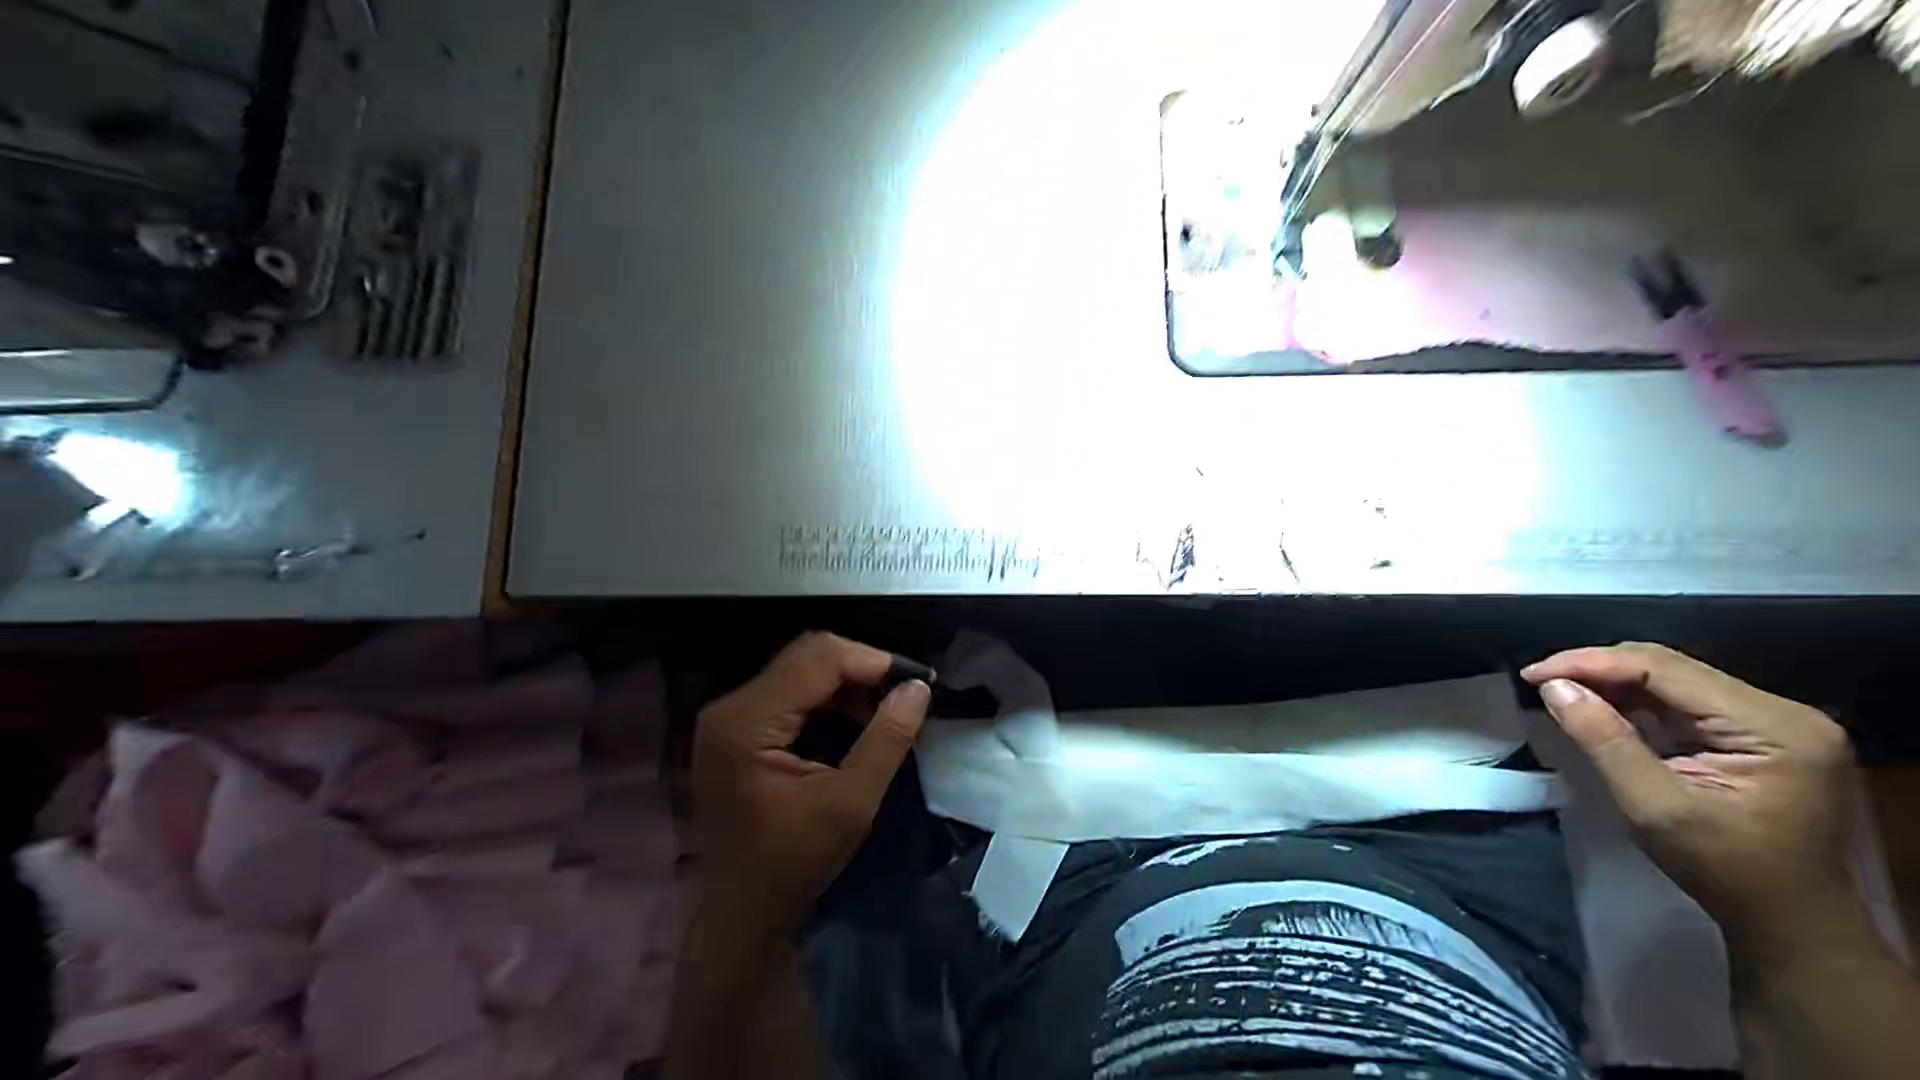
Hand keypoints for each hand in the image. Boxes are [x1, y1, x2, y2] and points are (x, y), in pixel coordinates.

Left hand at [692, 632, 930, 937]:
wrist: (740, 915)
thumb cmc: (792, 865)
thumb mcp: (850, 805)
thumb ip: (886, 740)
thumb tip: (918, 687)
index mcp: (746, 721)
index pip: (818, 659)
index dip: (873, 661)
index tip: (918, 682)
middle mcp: (730, 706)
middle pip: (807, 656)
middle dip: (862, 668)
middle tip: (905, 694)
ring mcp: (730, 716)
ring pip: (801, 668)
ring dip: (848, 682)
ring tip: (886, 709)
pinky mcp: (738, 727)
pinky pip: (791, 691)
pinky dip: (829, 697)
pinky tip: (856, 719)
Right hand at [1523, 642, 1859, 944]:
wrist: (1787, 920)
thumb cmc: (1725, 868)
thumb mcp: (1652, 804)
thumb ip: (1603, 739)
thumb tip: (1552, 686)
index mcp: (1774, 726)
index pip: (1664, 669)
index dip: (1590, 663)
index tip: (1532, 674)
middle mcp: (1780, 712)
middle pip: (1668, 666)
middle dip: (1596, 668)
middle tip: (1540, 682)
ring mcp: (1769, 721)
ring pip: (1669, 677)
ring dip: (1608, 681)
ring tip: (1558, 691)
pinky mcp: (1751, 732)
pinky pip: (1677, 698)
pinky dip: (1629, 698)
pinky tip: (1596, 705)